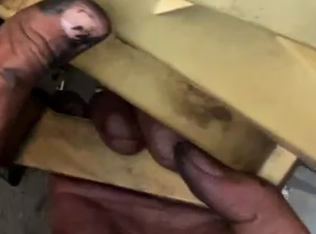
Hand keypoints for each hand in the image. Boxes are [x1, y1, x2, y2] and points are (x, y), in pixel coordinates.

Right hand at [48, 92, 307, 233]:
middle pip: (142, 113)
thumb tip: (192, 151)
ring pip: (98, 117)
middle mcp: (163, 179)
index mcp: (216, 191)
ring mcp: (114, 183)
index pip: (197, 128)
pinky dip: (56, 117)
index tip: (181, 136)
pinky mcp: (71, 192)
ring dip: (105, 110)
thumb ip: (258, 206)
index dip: (185, 113)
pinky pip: (57, 144)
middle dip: (140, 109)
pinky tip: (68, 114)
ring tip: (119, 141)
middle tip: (151, 145)